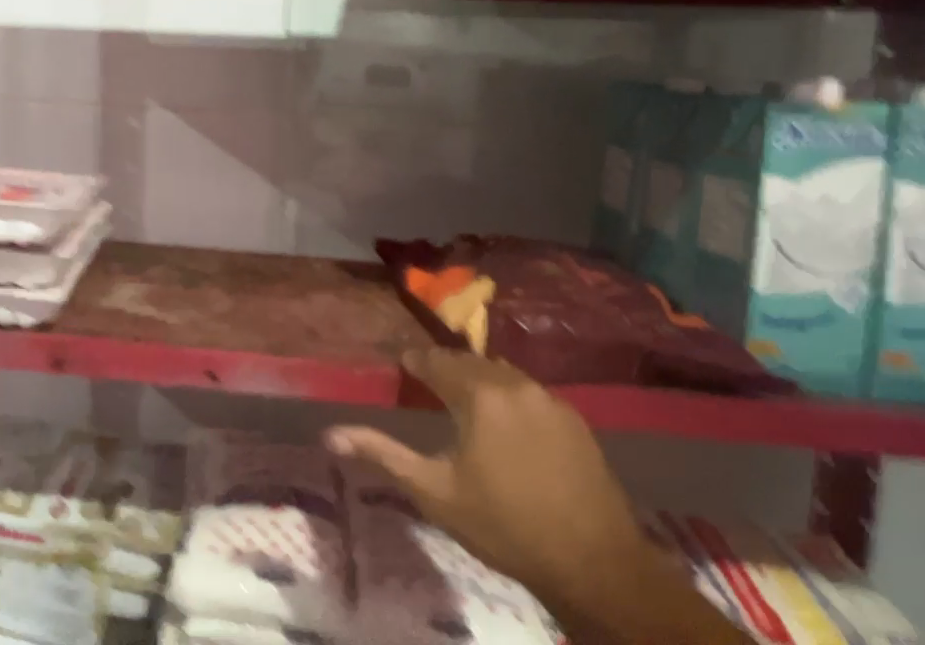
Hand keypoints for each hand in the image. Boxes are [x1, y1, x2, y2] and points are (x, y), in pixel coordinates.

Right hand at [326, 350, 650, 609]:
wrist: (593, 563)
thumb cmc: (503, 525)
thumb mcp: (434, 492)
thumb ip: (383, 455)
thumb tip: (330, 434)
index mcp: (480, 396)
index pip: (439, 362)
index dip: (417, 361)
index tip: (402, 363)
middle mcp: (518, 386)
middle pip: (473, 364)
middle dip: (448, 367)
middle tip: (427, 378)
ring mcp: (553, 402)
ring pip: (506, 376)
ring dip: (481, 380)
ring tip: (463, 398)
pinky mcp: (577, 423)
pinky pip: (532, 395)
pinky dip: (510, 398)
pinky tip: (506, 423)